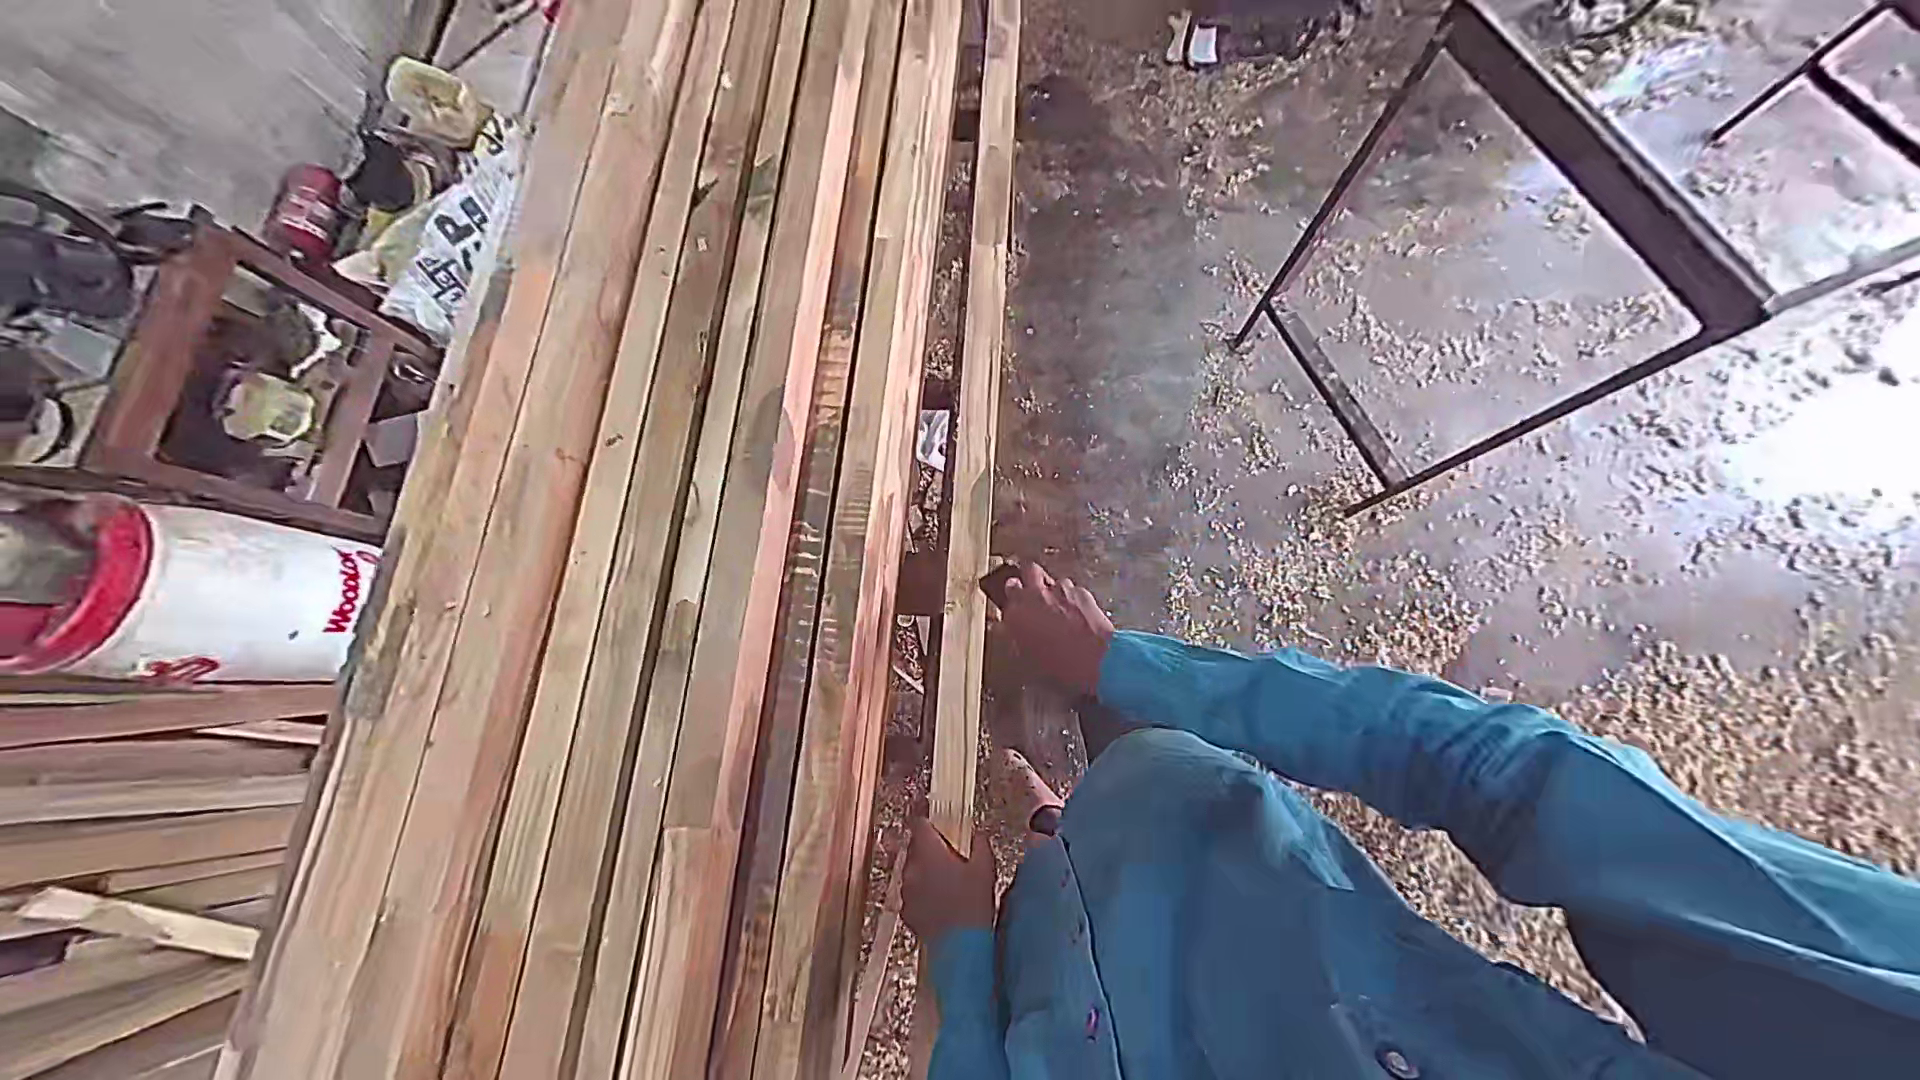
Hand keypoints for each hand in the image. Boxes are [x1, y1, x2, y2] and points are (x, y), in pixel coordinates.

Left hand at [902, 817, 995, 942]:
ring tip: (946, 880)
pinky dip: (922, 892)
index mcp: (929, 852)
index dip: (926, 819)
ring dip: (925, 870)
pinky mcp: (907, 912)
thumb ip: (979, 843)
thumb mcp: (985, 867)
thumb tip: (977, 834)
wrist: (962, 950)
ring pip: (912, 870)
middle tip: (948, 853)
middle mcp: (912, 868)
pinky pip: (912, 892)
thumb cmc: (974, 907)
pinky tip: (940, 900)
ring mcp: (907, 891)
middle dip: (929, 847)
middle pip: (915, 846)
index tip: (933, 820)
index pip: (919, 823)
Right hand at [999, 562, 1114, 696]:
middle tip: (1034, 589)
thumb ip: (1018, 637)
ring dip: (1054, 590)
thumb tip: (1016, 631)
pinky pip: (1073, 589)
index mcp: (1016, 613)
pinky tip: (1078, 614)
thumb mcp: (1029, 658)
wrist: (1095, 660)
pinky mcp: (1080, 591)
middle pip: (1028, 569)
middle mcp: (1035, 595)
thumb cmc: (1061, 665)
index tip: (1017, 601)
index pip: (1008, 590)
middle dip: (1030, 576)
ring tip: (1060, 607)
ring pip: (1053, 580)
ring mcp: (1059, 590)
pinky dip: (1073, 598)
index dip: (1014, 595)